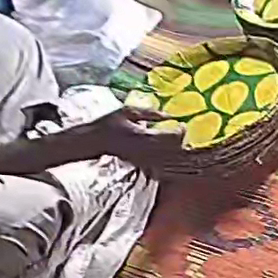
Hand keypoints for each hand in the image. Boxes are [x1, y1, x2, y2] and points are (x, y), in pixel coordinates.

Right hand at [66, 107, 185, 172]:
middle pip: (176, 149)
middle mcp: (149, 150)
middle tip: (181, 133)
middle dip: (182, 141)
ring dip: (180, 152)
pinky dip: (171, 160)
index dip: (181, 130)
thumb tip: (170, 115)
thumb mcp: (127, 112)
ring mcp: (148, 160)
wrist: (94, 141)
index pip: (173, 136)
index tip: (182, 124)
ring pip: (173, 159)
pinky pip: (164, 165)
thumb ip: (150, 113)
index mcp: (146, 136)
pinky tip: (172, 153)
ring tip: (180, 143)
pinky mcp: (145, 165)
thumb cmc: (110, 123)